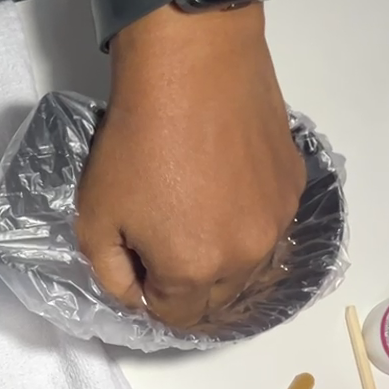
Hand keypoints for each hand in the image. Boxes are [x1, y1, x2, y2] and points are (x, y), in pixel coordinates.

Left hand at [76, 5, 305, 329]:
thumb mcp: (95, 224)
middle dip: (183, 287)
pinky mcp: (294, 183)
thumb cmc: (132, 151)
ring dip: (214, 260)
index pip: (176, 316)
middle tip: (153, 250)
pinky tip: (214, 198)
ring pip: (245, 266)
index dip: (149, 301)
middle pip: (215, 298)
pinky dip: (239, 226)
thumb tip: (135, 297)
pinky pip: (265, 226)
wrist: (192, 72)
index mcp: (195, 270)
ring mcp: (279, 217)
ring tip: (184, 224)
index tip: (134, 273)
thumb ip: (112, 275)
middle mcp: (248, 253)